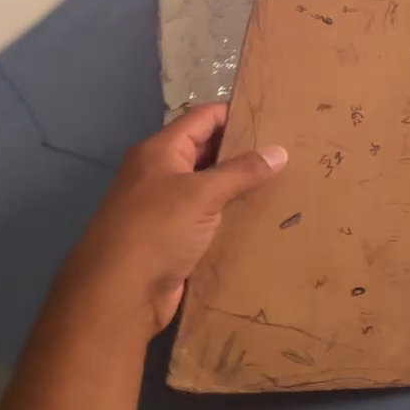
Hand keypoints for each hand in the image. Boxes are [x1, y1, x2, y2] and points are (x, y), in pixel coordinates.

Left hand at [56, 104, 286, 338]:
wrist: (117, 297)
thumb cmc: (155, 232)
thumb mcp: (201, 194)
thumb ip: (242, 171)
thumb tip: (280, 151)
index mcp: (160, 152)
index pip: (204, 118)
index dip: (236, 112)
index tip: (276, 113)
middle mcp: (161, 173)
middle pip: (209, 148)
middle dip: (246, 147)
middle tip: (291, 144)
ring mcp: (168, 206)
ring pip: (213, 183)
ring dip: (244, 181)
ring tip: (288, 175)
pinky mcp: (177, 235)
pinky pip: (213, 212)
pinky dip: (236, 209)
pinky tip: (266, 211)